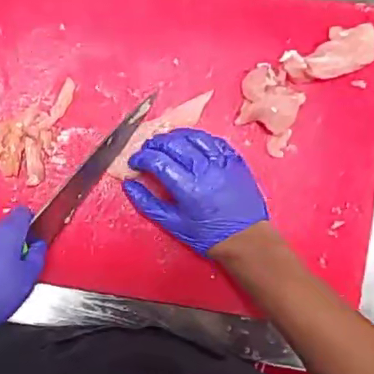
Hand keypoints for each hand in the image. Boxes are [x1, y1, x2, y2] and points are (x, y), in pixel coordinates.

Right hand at [123, 128, 269, 255]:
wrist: (245, 238)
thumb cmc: (206, 235)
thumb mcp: (171, 224)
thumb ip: (147, 202)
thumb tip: (129, 184)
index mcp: (187, 188)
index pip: (157, 160)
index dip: (141, 158)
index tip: (135, 162)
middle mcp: (205, 169)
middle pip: (173, 143)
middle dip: (154, 144)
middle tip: (146, 151)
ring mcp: (222, 161)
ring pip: (192, 136)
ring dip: (173, 137)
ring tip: (164, 144)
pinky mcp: (234, 159)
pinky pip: (211, 140)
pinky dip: (195, 138)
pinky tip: (188, 144)